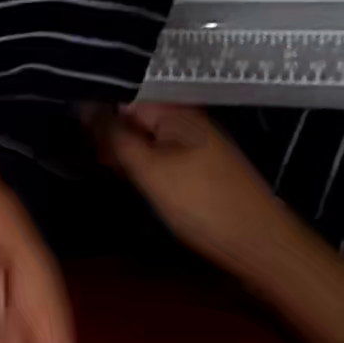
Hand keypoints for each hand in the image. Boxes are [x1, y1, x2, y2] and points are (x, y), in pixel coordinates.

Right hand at [101, 103, 297, 269]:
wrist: (265, 249)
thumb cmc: (202, 204)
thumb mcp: (148, 169)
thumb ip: (113, 134)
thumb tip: (83, 105)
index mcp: (172, 108)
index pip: (120, 94)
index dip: (96, 110)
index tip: (78, 132)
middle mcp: (183, 115)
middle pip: (133, 112)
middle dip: (110, 131)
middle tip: (97, 158)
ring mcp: (194, 139)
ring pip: (146, 133)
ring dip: (125, 148)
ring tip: (111, 169)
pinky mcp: (200, 162)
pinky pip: (161, 149)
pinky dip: (144, 160)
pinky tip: (135, 177)